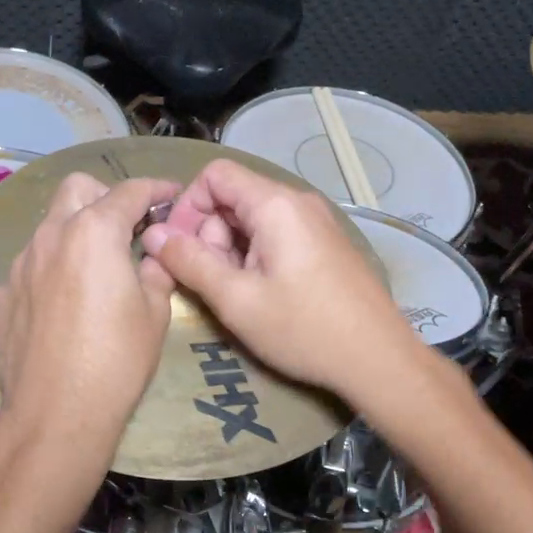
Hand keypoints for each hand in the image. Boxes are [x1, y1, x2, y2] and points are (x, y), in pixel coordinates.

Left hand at [0, 173, 181, 450]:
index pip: (130, 191)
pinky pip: (30, 266)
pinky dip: (51, 269)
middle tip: (126, 224)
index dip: (156, 188)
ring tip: (95, 267)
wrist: (55, 415)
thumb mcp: (155, 313)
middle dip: (104, 195)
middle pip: (77, 188)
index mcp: (94, 231)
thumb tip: (152, 257)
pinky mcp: (1, 295)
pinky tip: (63, 303)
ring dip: (75, 231)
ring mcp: (19, 264)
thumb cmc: (117, 360)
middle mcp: (52, 235)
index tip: (171, 194)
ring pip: (49, 226)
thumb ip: (155, 271)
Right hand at [140, 159, 414, 399]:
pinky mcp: (325, 242)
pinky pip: (276, 233)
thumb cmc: (304, 329)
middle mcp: (297, 201)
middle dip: (210, 234)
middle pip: (233, 196)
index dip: (188, 205)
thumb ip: (190, 262)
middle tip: (213, 281)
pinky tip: (262, 294)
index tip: (180, 248)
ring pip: (252, 218)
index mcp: (275, 204)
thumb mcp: (237, 300)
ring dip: (231, 249)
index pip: (215, 174)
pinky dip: (256, 255)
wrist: (379, 359)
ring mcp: (315, 221)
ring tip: (238, 294)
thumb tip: (153, 235)